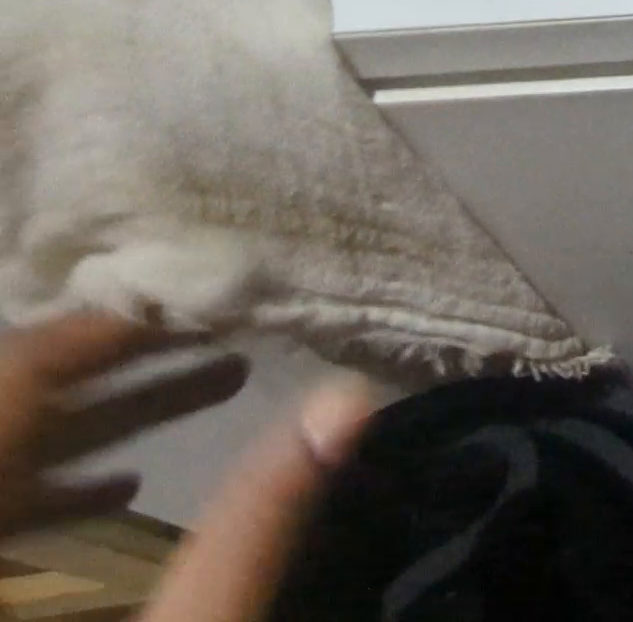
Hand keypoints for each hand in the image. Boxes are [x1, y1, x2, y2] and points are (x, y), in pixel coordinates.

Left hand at [0, 313, 374, 621]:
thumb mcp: (191, 620)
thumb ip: (257, 517)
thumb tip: (350, 401)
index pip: (20, 376)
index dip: (112, 324)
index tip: (211, 292)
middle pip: (14, 406)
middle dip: (134, 358)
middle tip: (237, 326)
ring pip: (11, 453)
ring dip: (112, 412)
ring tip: (227, 378)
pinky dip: (59, 478)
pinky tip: (129, 482)